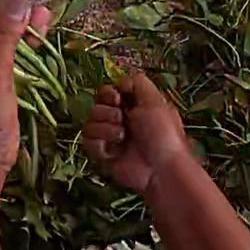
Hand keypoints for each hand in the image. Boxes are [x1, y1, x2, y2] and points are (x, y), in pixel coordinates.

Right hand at [82, 72, 195, 195]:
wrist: (160, 168)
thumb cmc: (162, 133)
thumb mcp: (155, 101)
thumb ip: (138, 83)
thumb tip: (120, 81)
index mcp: (131, 106)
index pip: (106, 92)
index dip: (107, 93)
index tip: (117, 98)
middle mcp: (119, 120)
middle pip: (95, 106)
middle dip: (106, 112)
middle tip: (121, 119)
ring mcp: (110, 138)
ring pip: (89, 125)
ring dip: (105, 129)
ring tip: (122, 137)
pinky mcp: (104, 155)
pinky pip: (88, 144)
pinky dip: (99, 145)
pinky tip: (113, 151)